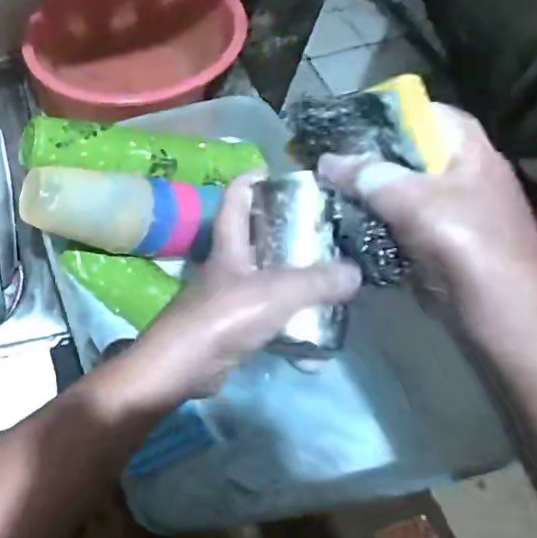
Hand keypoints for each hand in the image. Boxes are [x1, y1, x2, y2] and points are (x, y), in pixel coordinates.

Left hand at [117, 174, 361, 406]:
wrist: (182, 367)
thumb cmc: (222, 318)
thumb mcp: (276, 293)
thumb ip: (317, 282)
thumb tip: (355, 273)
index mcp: (227, 250)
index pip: (234, 203)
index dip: (248, 182)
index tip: (271, 170)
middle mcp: (225, 271)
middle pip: (256, 245)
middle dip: (287, 237)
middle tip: (325, 234)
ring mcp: (225, 303)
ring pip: (268, 289)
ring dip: (298, 295)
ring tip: (336, 296)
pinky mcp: (229, 334)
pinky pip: (268, 327)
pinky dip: (290, 337)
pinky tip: (314, 355)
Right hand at [315, 102, 536, 324]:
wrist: (500, 314)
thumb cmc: (467, 247)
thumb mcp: (415, 202)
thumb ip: (369, 176)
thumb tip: (327, 161)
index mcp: (470, 154)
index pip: (431, 114)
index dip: (391, 114)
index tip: (346, 124)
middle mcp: (460, 176)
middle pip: (408, 153)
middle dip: (366, 155)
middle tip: (321, 159)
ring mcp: (448, 211)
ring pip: (397, 189)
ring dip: (362, 190)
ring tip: (321, 189)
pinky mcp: (433, 242)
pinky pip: (393, 220)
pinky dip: (368, 220)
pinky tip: (338, 223)